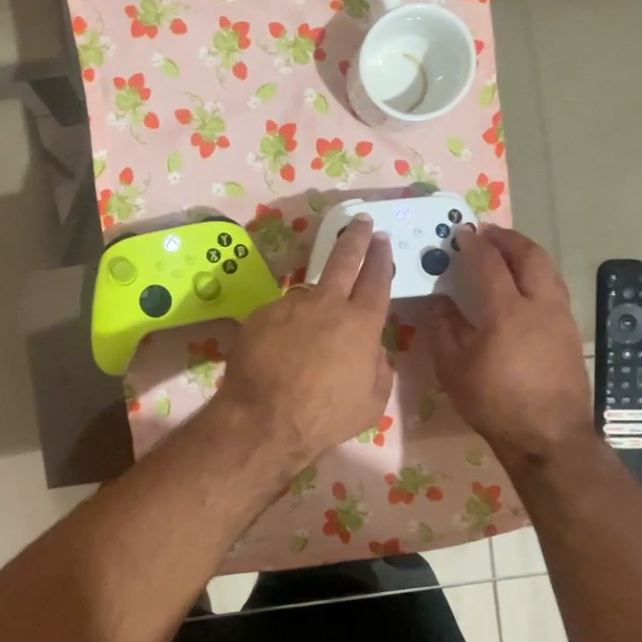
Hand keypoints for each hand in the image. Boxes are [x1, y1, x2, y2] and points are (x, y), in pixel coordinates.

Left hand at [216, 215, 395, 466]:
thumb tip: (374, 352)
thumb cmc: (324, 417)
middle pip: (344, 260)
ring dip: (313, 301)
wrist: (263, 419)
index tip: (382, 239)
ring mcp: (289, 306)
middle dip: (355, 238)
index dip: (381, 257)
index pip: (377, 279)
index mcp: (361, 323)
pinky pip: (278, 314)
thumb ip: (379, 370)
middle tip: (360, 222)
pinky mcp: (260, 315)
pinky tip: (279, 350)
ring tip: (309, 330)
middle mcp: (326, 305)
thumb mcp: (371, 403)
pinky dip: (283, 326)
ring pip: (307, 293)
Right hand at [427, 225, 593, 469]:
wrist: (549, 436)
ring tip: (507, 253)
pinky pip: (554, 289)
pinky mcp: (570, 333)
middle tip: (488, 233)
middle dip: (508, 239)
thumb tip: (438, 303)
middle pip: (529, 256)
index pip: (489, 264)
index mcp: (506, 311)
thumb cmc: (495, 403)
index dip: (473, 245)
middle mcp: (539, 305)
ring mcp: (560, 318)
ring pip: (548, 270)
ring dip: (526, 254)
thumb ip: (444, 330)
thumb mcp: (454, 369)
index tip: (460, 235)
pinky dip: (537, 276)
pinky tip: (523, 288)